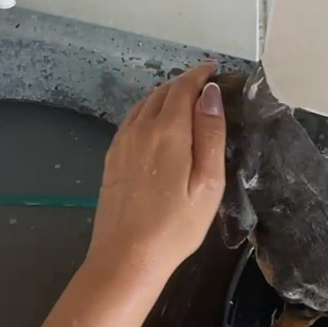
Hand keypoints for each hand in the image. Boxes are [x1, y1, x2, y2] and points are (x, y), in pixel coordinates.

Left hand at [82, 63, 226, 285]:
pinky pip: (133, 120)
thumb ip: (210, 135)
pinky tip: (160, 125)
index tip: (215, 69)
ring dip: (166, 95)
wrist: (126, 257)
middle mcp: (140, 129)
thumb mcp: (209, 183)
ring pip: (145, 104)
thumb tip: (211, 94)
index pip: (183, 87)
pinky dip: (150, 111)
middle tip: (207, 87)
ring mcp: (122, 143)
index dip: (200, 74)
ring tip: (187, 102)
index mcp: (168, 131)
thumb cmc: (176, 225)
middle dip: (185, 83)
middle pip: (163, 92)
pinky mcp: (112, 157)